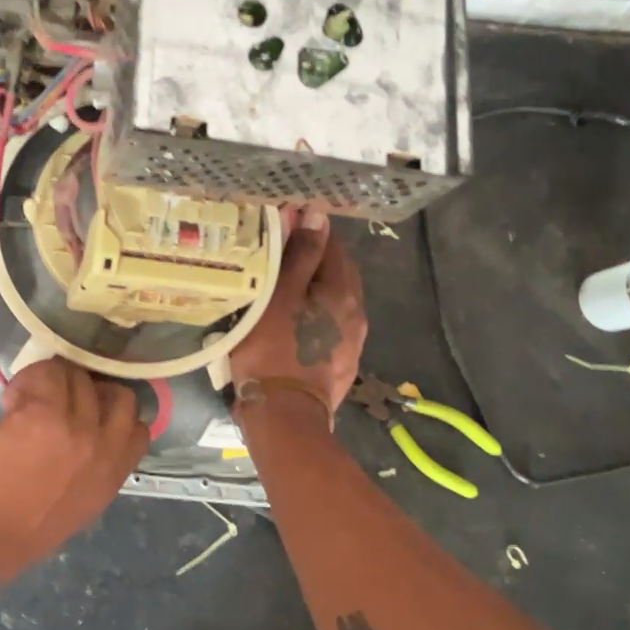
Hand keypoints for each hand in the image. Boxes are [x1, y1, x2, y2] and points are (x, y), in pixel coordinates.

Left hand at [0, 359, 149, 583]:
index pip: (136, 431)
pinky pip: (48, 374)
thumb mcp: (65, 510)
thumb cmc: (5, 537)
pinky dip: (29, 379)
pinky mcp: (42, 414)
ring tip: (23, 401)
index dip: (109, 414)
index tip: (79, 414)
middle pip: (119, 397)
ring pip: (81, 379)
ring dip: (53, 381)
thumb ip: (81, 475)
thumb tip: (71, 444)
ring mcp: (76, 431)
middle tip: (54, 400)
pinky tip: (10, 402)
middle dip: (89, 391)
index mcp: (109, 482)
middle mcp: (103, 453)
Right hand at [229, 210, 367, 417]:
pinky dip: (311, 320)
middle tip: (277, 265)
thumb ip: (300, 255)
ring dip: (311, 295)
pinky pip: (327, 330)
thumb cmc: (274, 348)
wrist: (284, 414)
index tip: (280, 234)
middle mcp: (356, 313)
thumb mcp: (279, 294)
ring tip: (280, 297)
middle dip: (312, 265)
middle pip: (337, 275)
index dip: (307, 235)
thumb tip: (317, 214)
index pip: (332, 246)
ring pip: (333, 304)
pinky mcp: (341, 365)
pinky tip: (290, 328)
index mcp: (344, 290)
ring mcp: (352, 342)